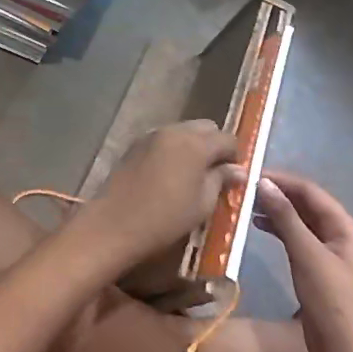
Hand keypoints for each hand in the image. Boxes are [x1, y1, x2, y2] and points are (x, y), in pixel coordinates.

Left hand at [81, 120, 241, 263]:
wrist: (114, 224)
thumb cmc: (165, 218)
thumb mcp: (202, 204)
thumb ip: (221, 180)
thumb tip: (238, 170)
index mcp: (196, 143)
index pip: (227, 138)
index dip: (235, 156)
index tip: (234, 177)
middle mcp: (176, 130)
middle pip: (206, 128)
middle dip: (214, 145)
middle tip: (214, 174)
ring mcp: (153, 134)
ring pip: (184, 131)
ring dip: (193, 146)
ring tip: (190, 175)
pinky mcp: (136, 143)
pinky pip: (165, 139)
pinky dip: (173, 149)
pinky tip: (168, 174)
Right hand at [254, 172, 352, 348]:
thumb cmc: (331, 302)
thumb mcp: (307, 255)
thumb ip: (286, 217)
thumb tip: (264, 182)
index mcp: (347, 227)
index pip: (311, 191)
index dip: (282, 180)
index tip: (251, 174)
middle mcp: (344, 236)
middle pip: (309, 206)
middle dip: (279, 195)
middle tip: (246, 190)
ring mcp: (336, 256)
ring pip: (305, 224)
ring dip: (279, 214)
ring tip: (249, 208)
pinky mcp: (325, 274)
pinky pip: (303, 242)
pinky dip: (284, 233)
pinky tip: (263, 229)